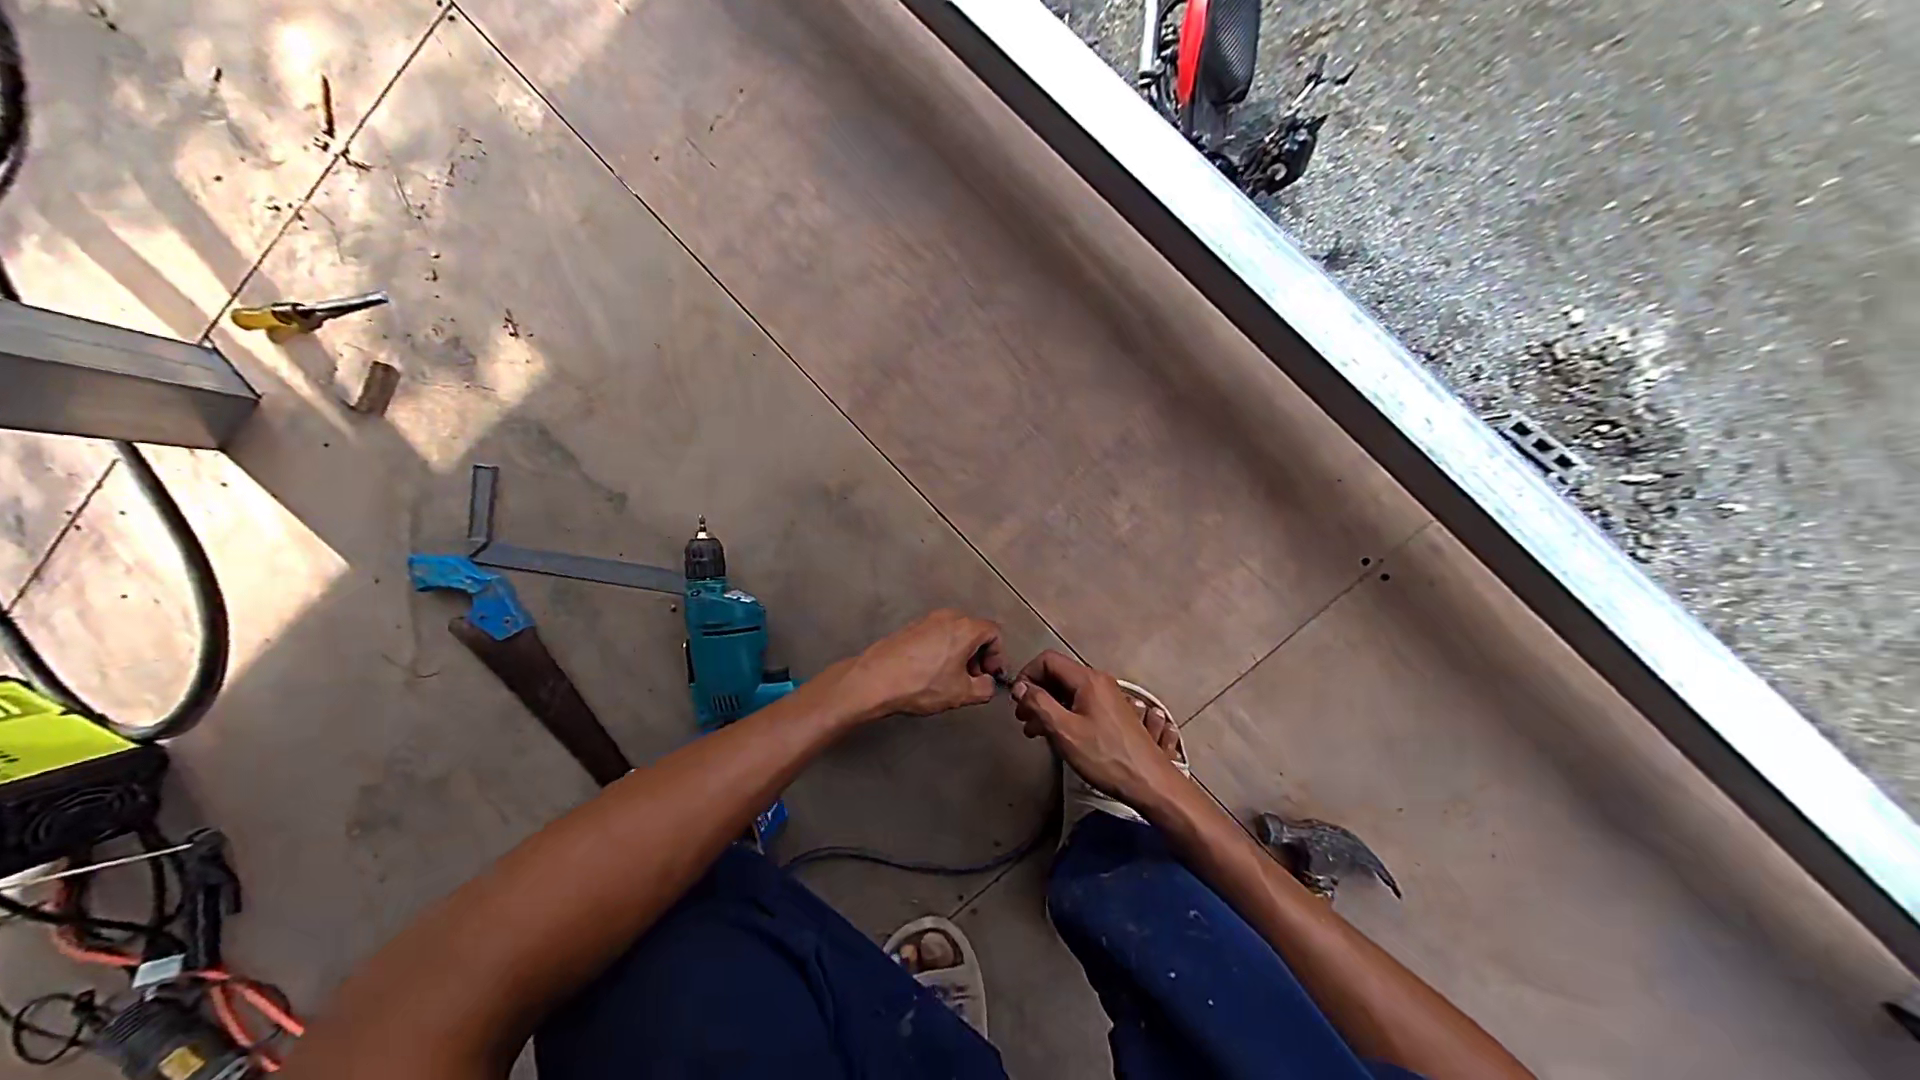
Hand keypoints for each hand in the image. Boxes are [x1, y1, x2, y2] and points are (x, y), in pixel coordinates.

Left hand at [845, 609, 1005, 718]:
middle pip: (974, 631)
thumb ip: (985, 688)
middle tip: (973, 678)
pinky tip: (931, 674)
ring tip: (951, 679)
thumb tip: (986, 685)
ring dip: (960, 654)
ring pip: (954, 633)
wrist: (876, 680)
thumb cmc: (917, 683)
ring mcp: (926, 621)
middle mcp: (947, 618)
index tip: (990, 673)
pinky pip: (936, 636)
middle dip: (978, 655)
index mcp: (965, 628)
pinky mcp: (910, 629)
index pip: (994, 634)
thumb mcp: (962, 693)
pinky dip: (941, 651)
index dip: (997, 656)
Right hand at [1011, 650, 1184, 809]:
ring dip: (1046, 706)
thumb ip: (1039, 703)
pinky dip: (1062, 714)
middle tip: (1022, 717)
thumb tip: (1020, 687)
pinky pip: (1079, 704)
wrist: (1148, 781)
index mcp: (1088, 680)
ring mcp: (1107, 697)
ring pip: (1067, 691)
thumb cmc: (1106, 757)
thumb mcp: (1064, 730)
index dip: (1027, 675)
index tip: (1017, 700)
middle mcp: (1099, 682)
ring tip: (1033, 729)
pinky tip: (1054, 734)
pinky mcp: (1111, 713)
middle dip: (1035, 693)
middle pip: (1057, 674)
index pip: (1047, 660)